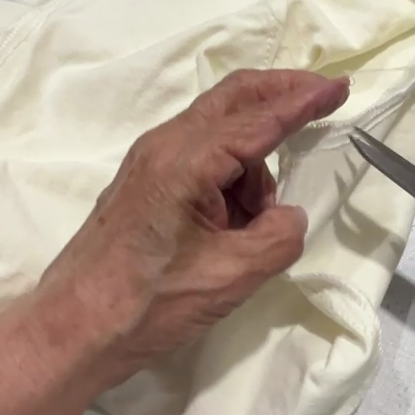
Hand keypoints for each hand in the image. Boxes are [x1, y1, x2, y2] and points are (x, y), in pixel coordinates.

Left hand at [37, 69, 349, 383]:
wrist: (75, 328)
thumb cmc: (150, 303)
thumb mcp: (232, 276)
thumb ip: (279, 236)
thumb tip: (285, 214)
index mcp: (186, 161)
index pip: (258, 120)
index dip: (303, 101)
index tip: (340, 86)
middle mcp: (165, 146)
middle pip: (233, 98)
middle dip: (280, 93)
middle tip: (322, 96)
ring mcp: (150, 161)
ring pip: (220, 134)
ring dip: (253, 164)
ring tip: (255, 227)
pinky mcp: (146, 182)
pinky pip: (202, 158)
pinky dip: (230, 177)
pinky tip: (232, 227)